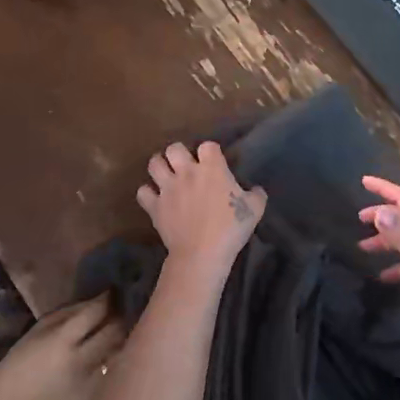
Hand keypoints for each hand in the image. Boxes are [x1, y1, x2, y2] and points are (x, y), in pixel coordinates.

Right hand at [0, 294, 125, 399]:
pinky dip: (115, 363)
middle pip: (114, 332)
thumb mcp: (39, 329)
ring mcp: (88, 385)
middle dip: (119, 317)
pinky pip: (112, 377)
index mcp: (62, 341)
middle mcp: (80, 362)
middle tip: (120, 309)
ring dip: (121, 340)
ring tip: (119, 332)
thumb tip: (97, 301)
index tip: (113, 292)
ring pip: (120, 354)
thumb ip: (70, 313)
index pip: (96, 312)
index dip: (107, 299)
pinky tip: (113, 356)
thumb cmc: (19, 362)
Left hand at [136, 142, 264, 280]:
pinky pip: (143, 192)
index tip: (213, 162)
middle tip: (184, 166)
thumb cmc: (231, 228)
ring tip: (165, 173)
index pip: (207, 146)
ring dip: (159, 166)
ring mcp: (167, 188)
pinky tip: (154, 198)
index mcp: (211, 168)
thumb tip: (256, 190)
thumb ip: (256, 195)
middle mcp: (186, 172)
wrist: (202, 253)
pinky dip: (147, 193)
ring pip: (154, 163)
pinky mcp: (154, 206)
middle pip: (174, 148)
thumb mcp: (255, 210)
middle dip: (178, 153)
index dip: (210, 152)